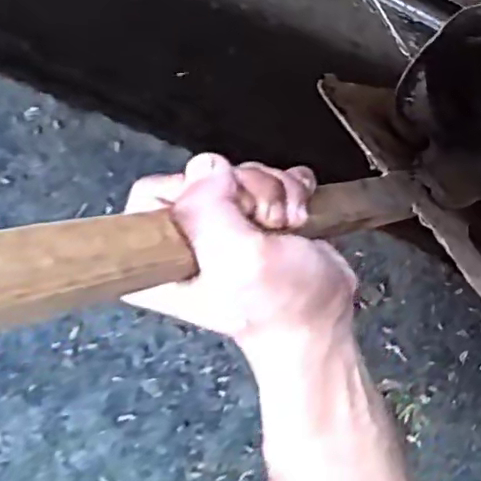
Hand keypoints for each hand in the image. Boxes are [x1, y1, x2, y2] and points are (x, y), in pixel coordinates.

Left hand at [122, 154, 355, 361]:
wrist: (323, 316)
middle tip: (267, 225)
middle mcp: (190, 237)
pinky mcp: (267, 212)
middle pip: (211, 176)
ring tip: (288, 227)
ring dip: (281, 192)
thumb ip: (210, 212)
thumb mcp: (237, 261)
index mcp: (159, 256)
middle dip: (253, 192)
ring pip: (249, 173)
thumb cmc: (280, 304)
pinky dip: (297, 189)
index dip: (199, 193)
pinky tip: (301, 218)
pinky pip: (280, 176)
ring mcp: (231, 222)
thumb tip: (207, 164)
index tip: (230, 216)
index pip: (156, 192)